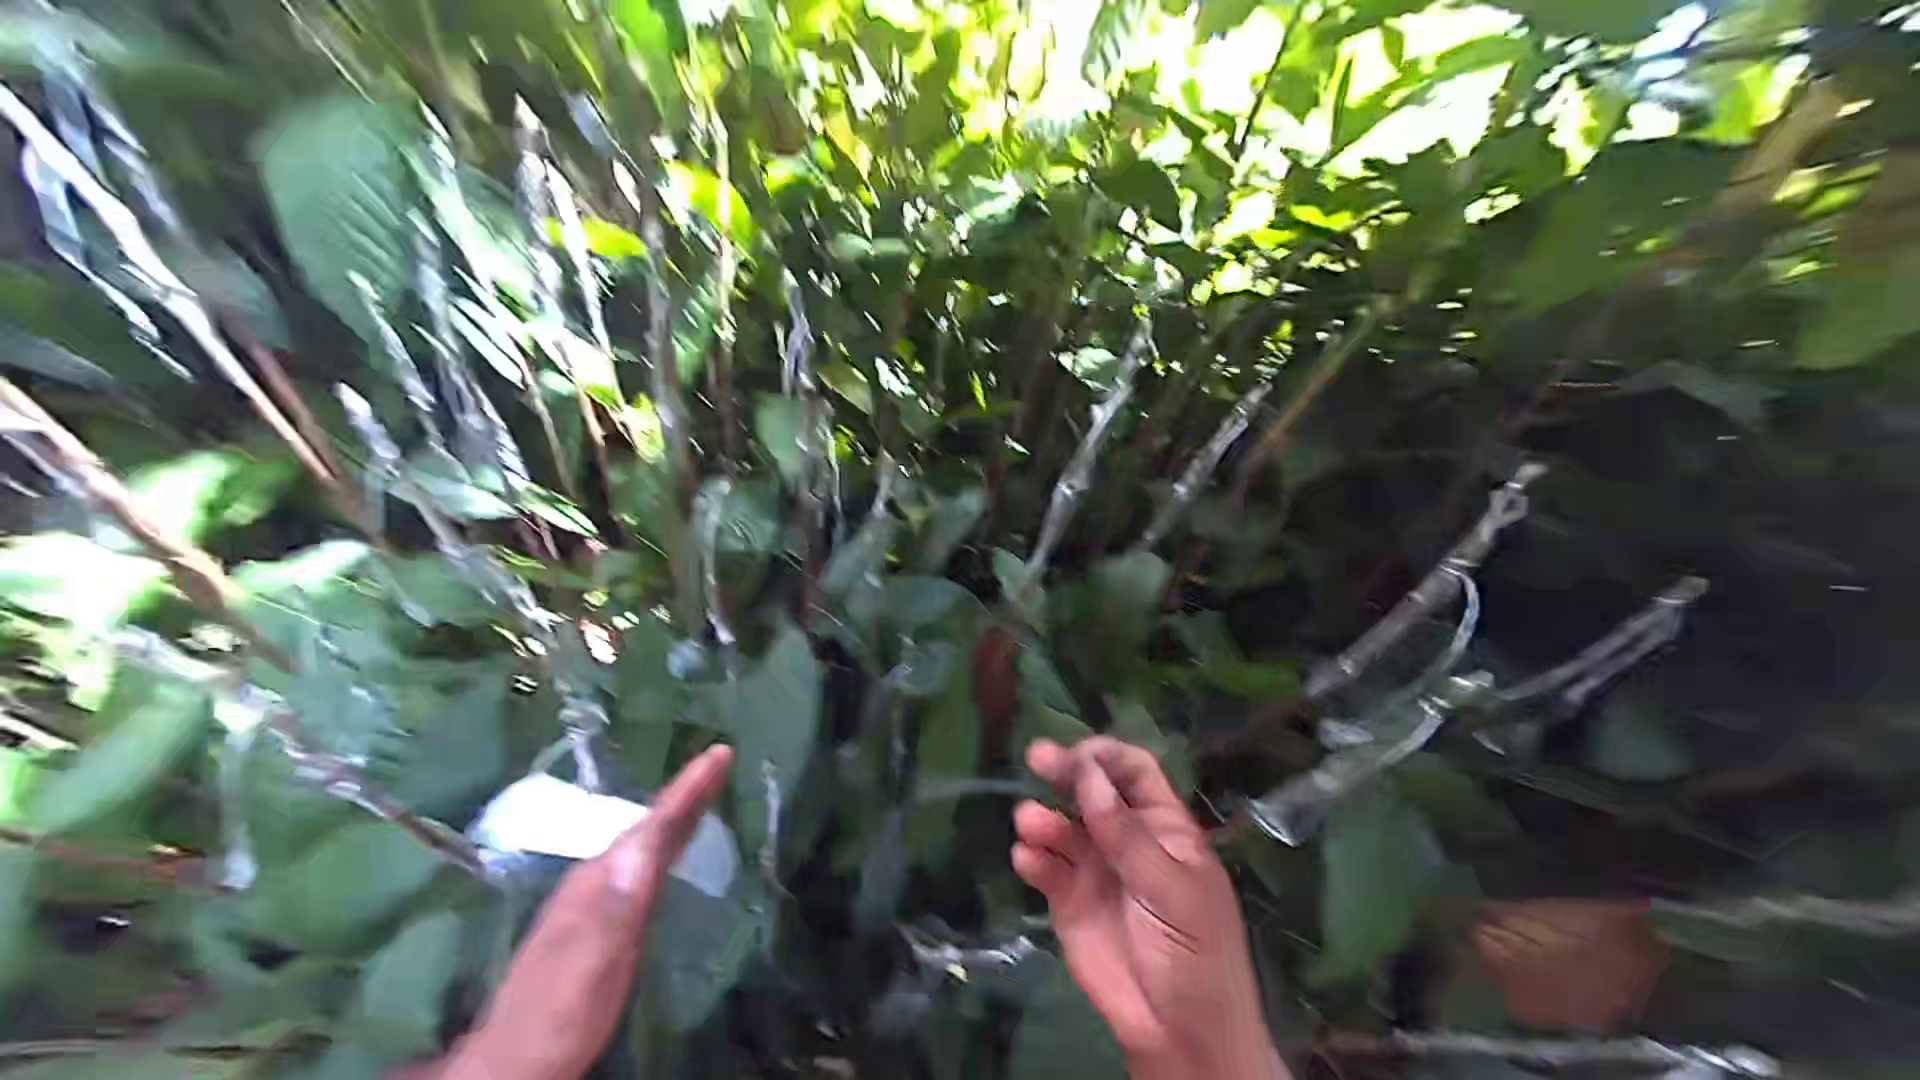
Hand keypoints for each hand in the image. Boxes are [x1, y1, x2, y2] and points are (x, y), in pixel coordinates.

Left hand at [437, 744, 734, 1079]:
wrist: (509, 1066)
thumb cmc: (556, 1016)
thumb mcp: (590, 963)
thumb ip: (616, 906)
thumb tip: (644, 843)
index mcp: (600, 883)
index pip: (652, 825)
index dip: (688, 788)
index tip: (720, 752)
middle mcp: (596, 881)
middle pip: (650, 826)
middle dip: (687, 791)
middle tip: (720, 760)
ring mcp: (593, 901)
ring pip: (645, 842)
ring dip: (677, 812)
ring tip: (705, 790)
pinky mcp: (598, 920)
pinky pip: (643, 863)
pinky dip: (666, 842)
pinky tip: (673, 846)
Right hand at [1013, 738, 1285, 1079]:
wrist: (1180, 1035)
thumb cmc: (1196, 952)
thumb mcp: (1171, 889)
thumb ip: (1127, 834)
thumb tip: (1088, 775)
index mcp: (1162, 825)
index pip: (1133, 771)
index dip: (1106, 756)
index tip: (1078, 755)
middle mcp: (1123, 836)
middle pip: (1090, 788)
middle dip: (1064, 770)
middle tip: (1036, 757)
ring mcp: (1093, 866)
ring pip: (1062, 825)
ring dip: (1043, 818)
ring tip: (1028, 822)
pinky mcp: (1067, 899)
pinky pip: (1045, 867)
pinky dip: (1032, 858)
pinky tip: (1026, 860)